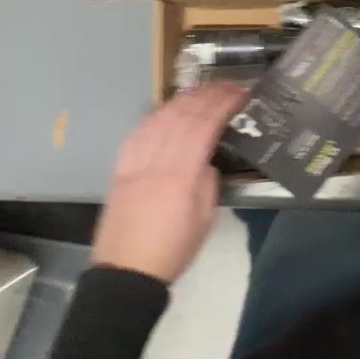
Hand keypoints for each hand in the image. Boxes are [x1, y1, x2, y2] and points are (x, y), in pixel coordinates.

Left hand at [90, 81, 245, 282]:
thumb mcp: (205, 218)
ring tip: (202, 89)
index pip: (204, 126)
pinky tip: (166, 108)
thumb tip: (205, 158)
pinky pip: (137, 132)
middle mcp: (156, 162)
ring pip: (158, 118)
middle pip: (182, 115)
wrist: (125, 273)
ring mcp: (134, 163)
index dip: (223, 104)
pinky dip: (154, 114)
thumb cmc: (172, 249)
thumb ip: (207, 181)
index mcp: (181, 176)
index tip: (240, 92)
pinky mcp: (119, 169)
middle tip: (227, 84)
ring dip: (182, 99)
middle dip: (207, 95)